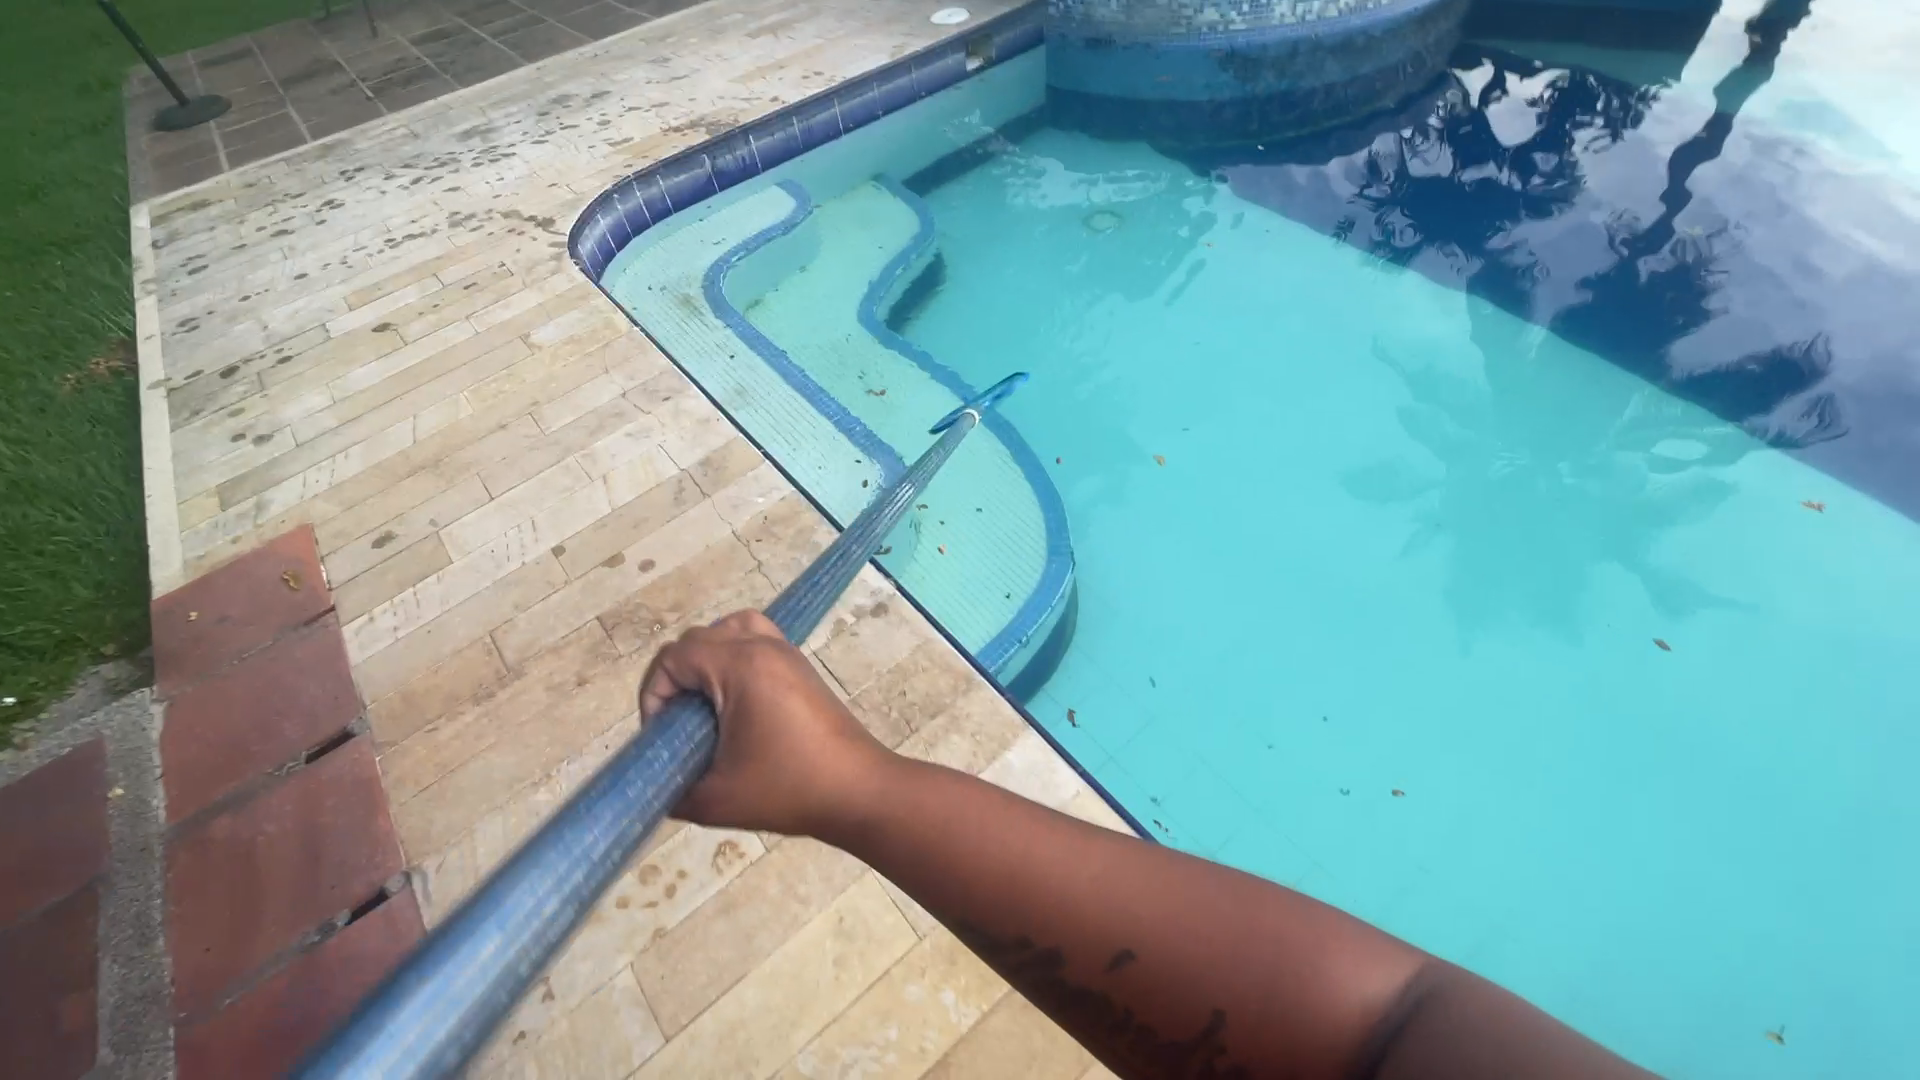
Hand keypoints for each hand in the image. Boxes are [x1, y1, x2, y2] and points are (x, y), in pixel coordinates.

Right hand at [638, 610, 891, 836]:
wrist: (858, 789)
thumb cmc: (787, 789)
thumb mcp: (714, 799)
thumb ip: (673, 788)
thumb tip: (659, 781)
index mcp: (741, 665)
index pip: (675, 656)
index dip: (654, 693)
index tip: (660, 734)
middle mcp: (764, 646)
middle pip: (700, 638)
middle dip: (677, 677)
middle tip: (677, 724)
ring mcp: (788, 653)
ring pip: (732, 629)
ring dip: (708, 658)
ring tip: (704, 704)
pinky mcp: (802, 667)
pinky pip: (758, 640)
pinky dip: (736, 657)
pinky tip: (735, 703)